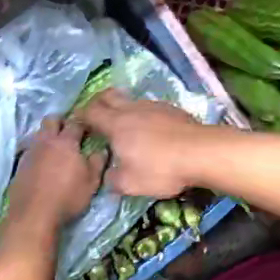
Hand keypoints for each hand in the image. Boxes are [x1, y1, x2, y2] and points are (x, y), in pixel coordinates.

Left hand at [4, 116, 105, 235]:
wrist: (33, 213)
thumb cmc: (68, 197)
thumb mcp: (91, 182)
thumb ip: (98, 163)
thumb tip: (102, 150)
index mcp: (66, 142)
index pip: (75, 123)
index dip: (83, 123)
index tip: (89, 128)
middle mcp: (46, 141)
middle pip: (51, 120)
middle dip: (61, 122)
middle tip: (69, 133)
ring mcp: (30, 151)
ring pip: (38, 133)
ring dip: (47, 136)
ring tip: (55, 149)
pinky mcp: (20, 164)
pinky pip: (30, 149)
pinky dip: (38, 151)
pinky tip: (42, 163)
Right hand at [78, 89, 209, 198]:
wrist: (202, 153)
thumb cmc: (160, 168)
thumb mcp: (129, 184)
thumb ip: (112, 179)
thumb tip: (108, 175)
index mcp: (115, 124)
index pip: (90, 111)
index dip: (80, 116)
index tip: (78, 124)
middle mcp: (132, 109)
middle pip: (108, 96)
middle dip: (98, 103)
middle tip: (97, 116)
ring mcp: (154, 106)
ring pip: (132, 102)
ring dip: (124, 110)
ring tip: (126, 127)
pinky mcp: (173, 110)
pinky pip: (151, 108)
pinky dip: (145, 116)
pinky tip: (152, 131)